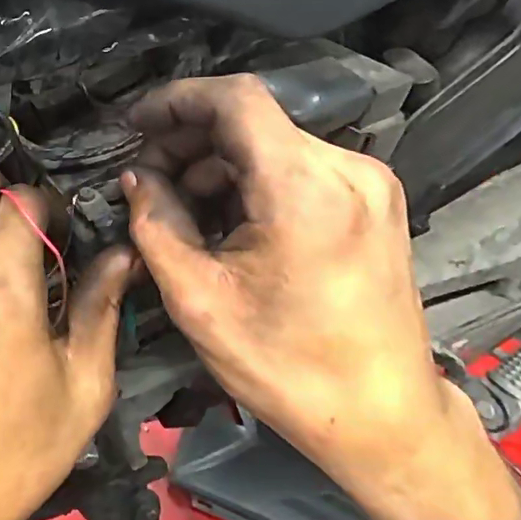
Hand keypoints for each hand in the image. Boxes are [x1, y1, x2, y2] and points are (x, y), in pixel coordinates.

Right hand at [125, 77, 520, 519]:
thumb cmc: (288, 368)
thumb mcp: (198, 299)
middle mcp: (345, 169)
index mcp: (304, 188)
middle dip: (188, 140)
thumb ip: (155, 223)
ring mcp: (365, 182)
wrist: (384, 420)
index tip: (135, 125)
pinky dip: (248, 179)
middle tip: (148, 178)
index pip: (234, 99)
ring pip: (268, 141)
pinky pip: (293, 165)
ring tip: (181, 207)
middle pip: (249, 119)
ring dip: (216, 163)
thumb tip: (136, 177)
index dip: (176, 100)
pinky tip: (224, 218)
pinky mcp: (370, 200)